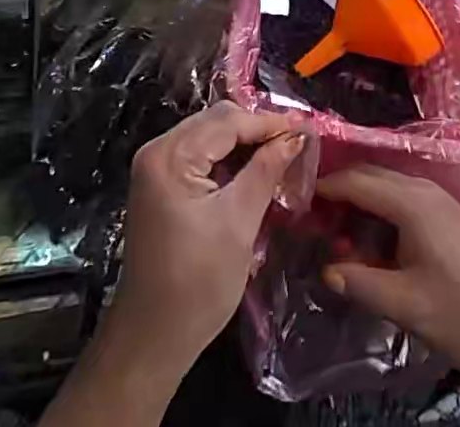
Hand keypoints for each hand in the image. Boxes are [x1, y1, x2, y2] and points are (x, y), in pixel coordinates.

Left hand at [112, 102, 305, 363]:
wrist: (151, 337)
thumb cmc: (197, 283)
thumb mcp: (239, 222)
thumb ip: (266, 170)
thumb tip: (297, 136)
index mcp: (169, 156)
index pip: (227, 121)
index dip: (269, 122)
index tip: (308, 127)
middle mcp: (157, 151)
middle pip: (216, 121)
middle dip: (258, 128)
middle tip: (298, 139)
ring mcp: (156, 167)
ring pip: (210, 134)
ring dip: (245, 141)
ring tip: (284, 149)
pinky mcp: (161, 183)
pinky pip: (201, 154)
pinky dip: (229, 156)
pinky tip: (256, 166)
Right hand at [316, 166, 459, 379]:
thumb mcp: (409, 307)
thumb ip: (362, 284)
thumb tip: (327, 270)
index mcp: (411, 203)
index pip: (354, 181)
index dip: (322, 189)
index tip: (293, 204)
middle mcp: (423, 191)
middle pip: (369, 178)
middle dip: (337, 195)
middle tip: (309, 223)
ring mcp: (439, 202)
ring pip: (386, 191)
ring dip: (358, 207)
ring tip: (335, 239)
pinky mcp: (448, 218)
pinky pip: (402, 203)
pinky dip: (378, 216)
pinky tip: (371, 246)